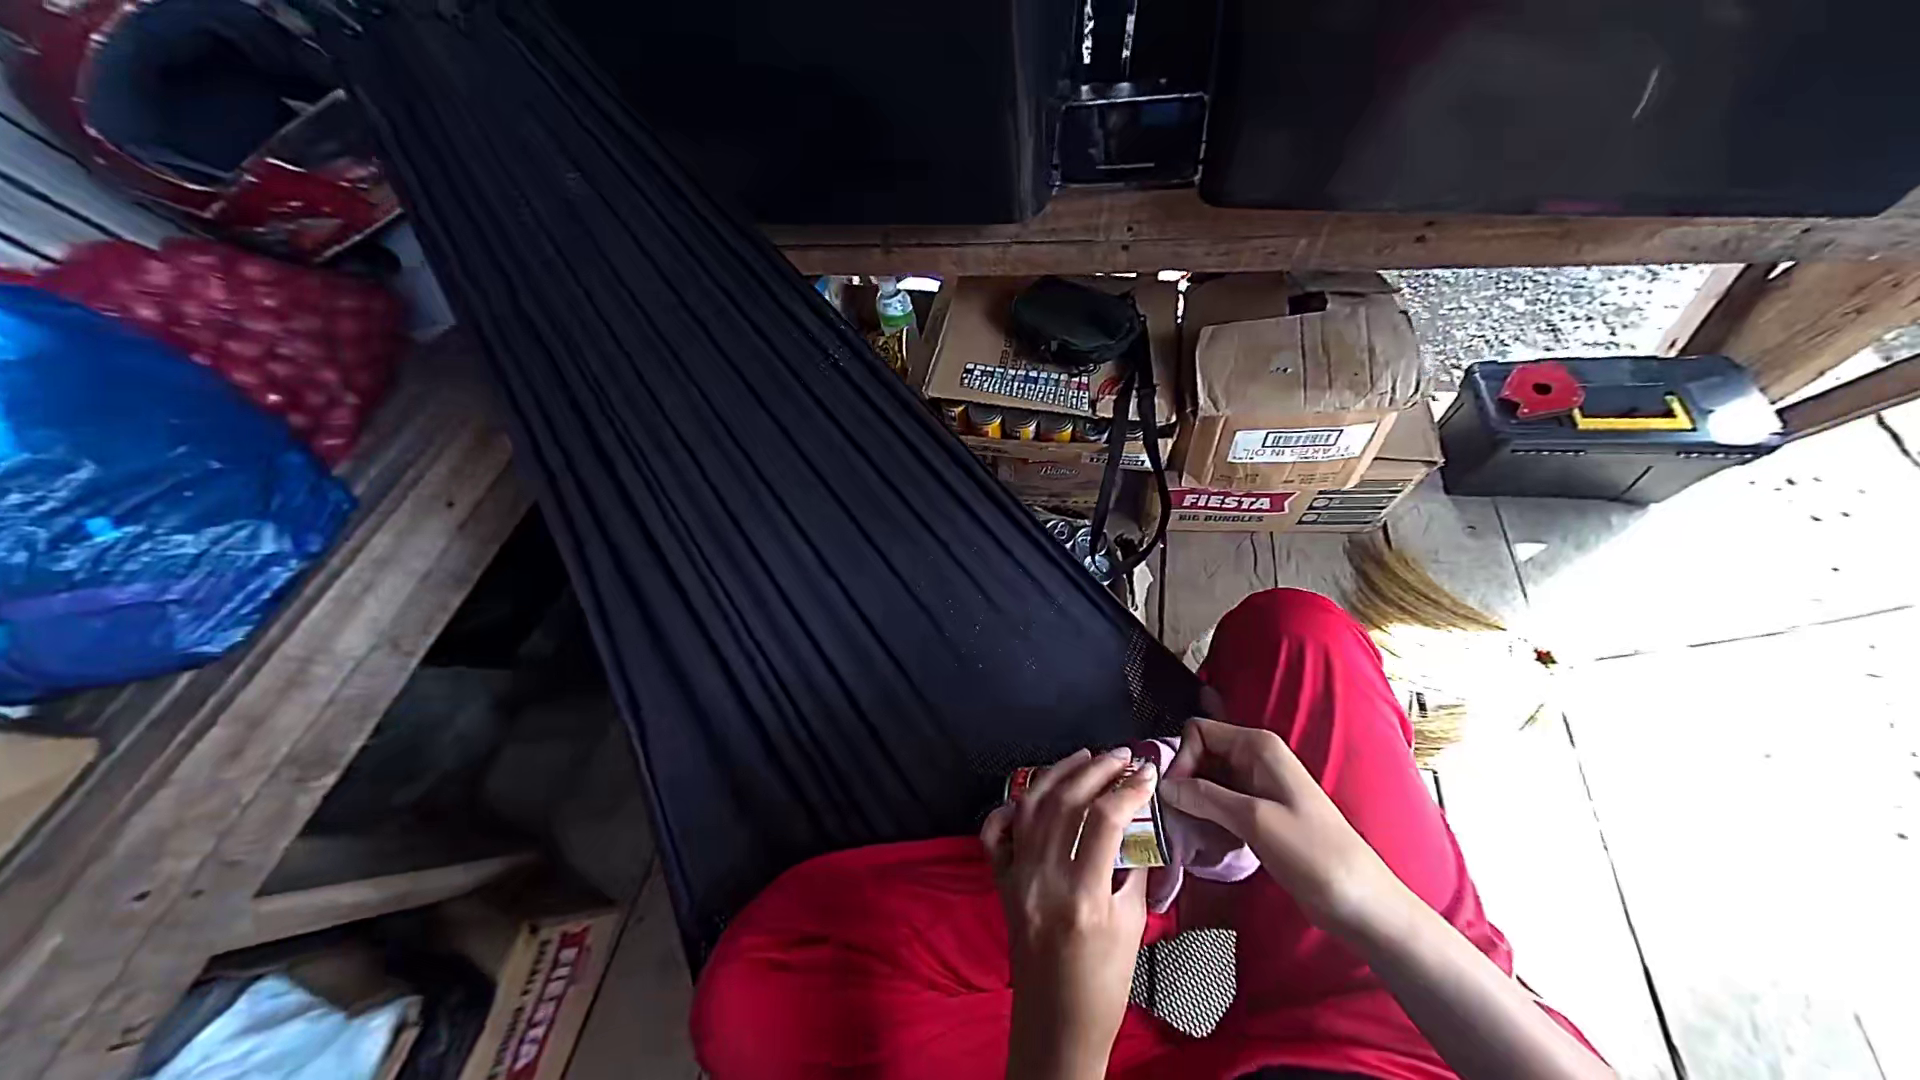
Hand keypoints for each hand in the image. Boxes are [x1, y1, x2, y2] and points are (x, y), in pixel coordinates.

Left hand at [981, 747, 1157, 1079]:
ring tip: (1084, 757)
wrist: (1055, 1027)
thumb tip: (1136, 826)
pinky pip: (996, 834)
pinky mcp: (1001, 883)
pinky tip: (1032, 793)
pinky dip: (1010, 808)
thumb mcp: (1132, 927)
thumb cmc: (1103, 987)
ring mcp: (1017, 878)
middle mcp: (1044, 880)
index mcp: (1083, 896)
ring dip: (1059, 774)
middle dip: (1097, 769)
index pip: (1105, 819)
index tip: (1147, 772)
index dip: (1129, 788)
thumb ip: (1132, 872)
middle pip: (1067, 802)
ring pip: (1032, 807)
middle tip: (1121, 755)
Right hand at [1158, 718, 1403, 938]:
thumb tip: (1162, 785)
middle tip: (1174, 814)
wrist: (1362, 904)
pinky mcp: (1256, 812)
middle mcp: (1255, 758)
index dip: (1182, 757)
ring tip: (1187, 830)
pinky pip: (1217, 802)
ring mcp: (1256, 785)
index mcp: (1258, 746)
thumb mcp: (1254, 820)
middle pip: (1199, 754)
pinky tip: (1204, 838)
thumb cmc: (1315, 854)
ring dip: (1192, 801)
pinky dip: (1205, 816)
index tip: (1175, 793)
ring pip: (1205, 780)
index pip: (1199, 730)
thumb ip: (1204, 797)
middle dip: (1183, 781)